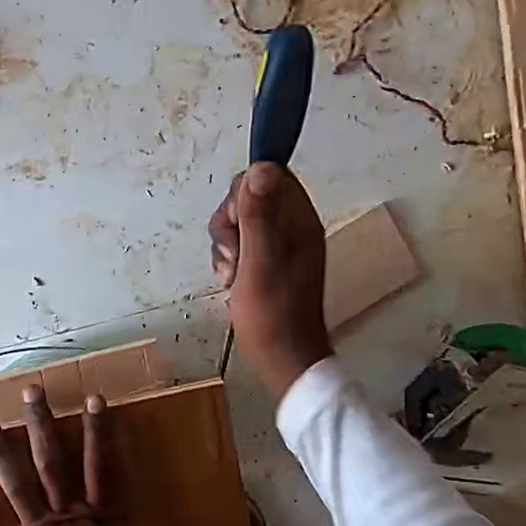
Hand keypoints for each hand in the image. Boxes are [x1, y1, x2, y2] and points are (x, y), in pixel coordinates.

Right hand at [209, 161, 332, 398]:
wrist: (281, 358)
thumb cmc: (272, 315)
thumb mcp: (259, 261)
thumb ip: (258, 214)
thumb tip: (260, 167)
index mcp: (299, 220)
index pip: (270, 175)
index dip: (245, 192)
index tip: (238, 223)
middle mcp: (292, 226)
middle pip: (249, 196)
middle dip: (230, 222)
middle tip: (234, 253)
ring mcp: (280, 244)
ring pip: (239, 221)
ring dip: (225, 243)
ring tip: (232, 272)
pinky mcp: (267, 261)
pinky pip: (239, 242)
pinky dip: (228, 258)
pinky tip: (231, 280)